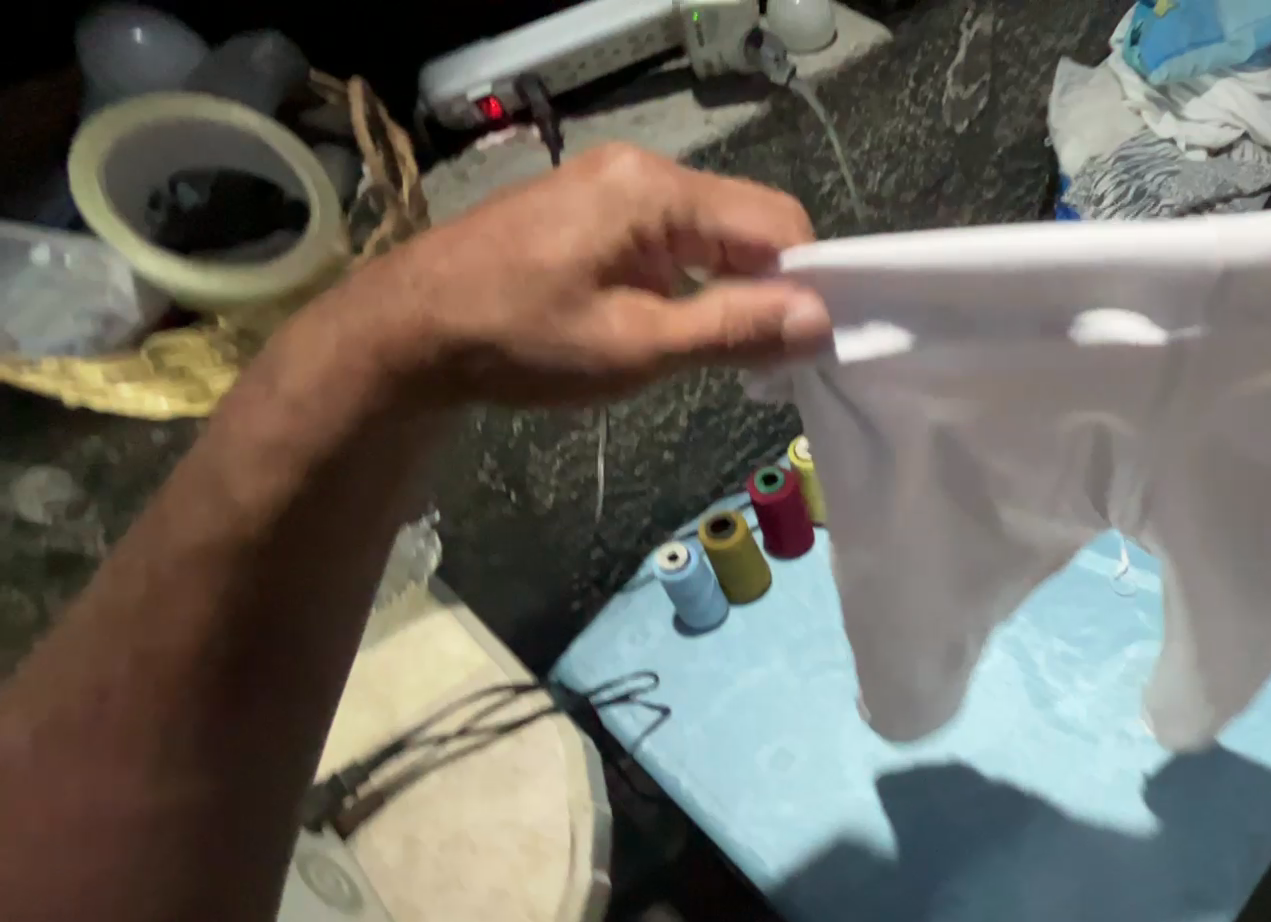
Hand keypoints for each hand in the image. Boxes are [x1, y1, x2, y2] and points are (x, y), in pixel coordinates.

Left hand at [322, 143, 831, 406]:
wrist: (411, 332)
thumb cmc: (522, 340)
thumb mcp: (637, 345)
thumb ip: (733, 329)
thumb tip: (820, 320)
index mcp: (657, 192)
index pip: (776, 224)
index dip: (808, 282)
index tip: (813, 345)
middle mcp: (647, 174)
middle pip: (753, 225)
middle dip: (778, 288)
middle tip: (779, 358)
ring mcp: (624, 190)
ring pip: (723, 237)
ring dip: (745, 291)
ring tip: (743, 353)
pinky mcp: (608, 216)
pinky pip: (687, 244)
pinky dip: (709, 286)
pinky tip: (701, 327)